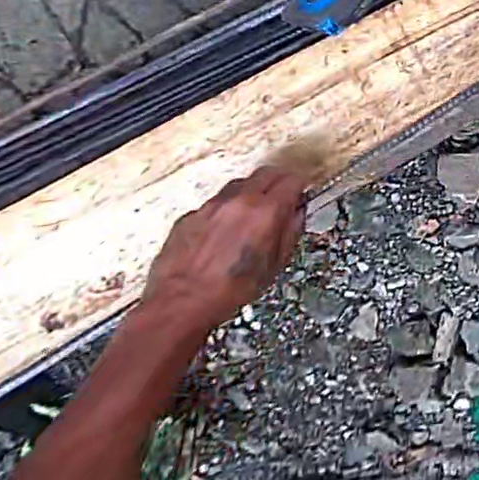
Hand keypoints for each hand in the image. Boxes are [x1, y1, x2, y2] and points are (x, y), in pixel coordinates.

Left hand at [140, 167, 306, 334]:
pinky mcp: (190, 216)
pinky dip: (225, 210)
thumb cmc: (226, 292)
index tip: (299, 193)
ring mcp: (211, 207)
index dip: (300, 186)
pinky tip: (223, 233)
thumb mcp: (276, 265)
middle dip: (278, 182)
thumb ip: (291, 231)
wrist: (178, 306)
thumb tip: (297, 215)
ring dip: (251, 193)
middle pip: (267, 173)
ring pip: (240, 184)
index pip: (292, 180)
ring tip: (251, 216)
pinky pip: (214, 203)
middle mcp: (239, 201)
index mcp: (266, 212)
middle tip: (281, 197)